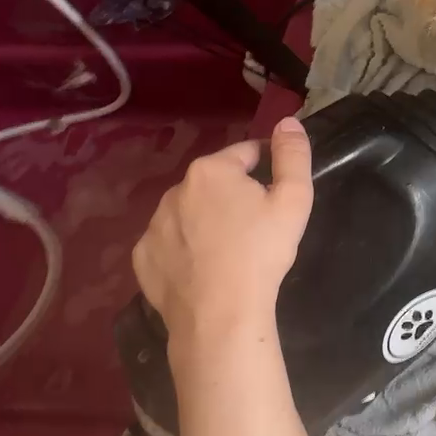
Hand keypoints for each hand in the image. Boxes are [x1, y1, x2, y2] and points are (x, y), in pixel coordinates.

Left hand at [133, 117, 314, 347]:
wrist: (220, 314)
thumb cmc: (263, 250)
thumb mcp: (294, 198)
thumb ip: (293, 155)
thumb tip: (288, 121)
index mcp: (211, 170)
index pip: (247, 153)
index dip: (269, 169)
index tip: (279, 196)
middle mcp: (175, 190)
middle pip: (217, 182)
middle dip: (236, 194)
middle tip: (259, 224)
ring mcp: (152, 226)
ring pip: (191, 210)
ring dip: (210, 218)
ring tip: (232, 248)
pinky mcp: (141, 258)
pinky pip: (170, 240)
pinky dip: (187, 246)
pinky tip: (205, 266)